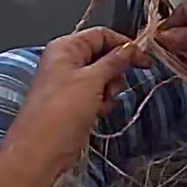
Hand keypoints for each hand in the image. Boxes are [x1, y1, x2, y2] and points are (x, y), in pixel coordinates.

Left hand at [0, 28, 138, 185]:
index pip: (101, 35)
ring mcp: (69, 81)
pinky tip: (97, 112)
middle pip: (103, 55)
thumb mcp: (92, 80)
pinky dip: (102, 101)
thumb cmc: (63, 110)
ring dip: (109, 89)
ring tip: (102, 103)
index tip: (145, 59)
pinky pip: (96, 93)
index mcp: (66, 47)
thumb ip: (114, 61)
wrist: (41, 151)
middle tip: (113, 88)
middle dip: (114, 72)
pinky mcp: (73, 101)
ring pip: (102, 76)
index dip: (123, 44)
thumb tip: (132, 47)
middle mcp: (66, 60)